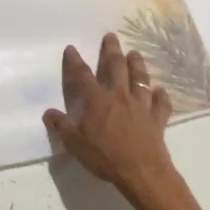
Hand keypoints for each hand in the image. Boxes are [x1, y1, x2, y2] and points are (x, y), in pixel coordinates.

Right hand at [44, 34, 179, 208]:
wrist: (142, 172)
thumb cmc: (104, 156)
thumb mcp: (74, 143)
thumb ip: (61, 126)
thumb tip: (49, 112)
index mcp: (96, 100)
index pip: (82, 75)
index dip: (75, 61)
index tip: (71, 48)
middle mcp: (119, 96)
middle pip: (115, 67)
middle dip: (111, 50)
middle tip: (111, 36)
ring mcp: (141, 106)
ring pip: (140, 79)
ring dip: (137, 65)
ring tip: (135, 53)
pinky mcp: (157, 119)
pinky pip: (161, 104)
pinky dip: (161, 96)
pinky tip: (160, 91)